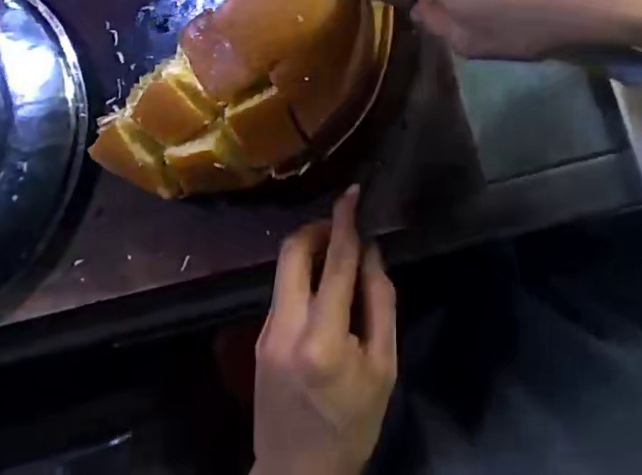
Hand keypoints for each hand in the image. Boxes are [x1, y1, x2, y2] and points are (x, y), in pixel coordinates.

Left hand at [253, 187, 395, 474]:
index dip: (344, 223)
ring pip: (284, 267)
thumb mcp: (383, 372)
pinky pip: (282, 289)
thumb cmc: (352, 426)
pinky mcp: (258, 333)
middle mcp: (285, 324)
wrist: (298, 471)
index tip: (352, 194)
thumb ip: (379, 307)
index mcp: (321, 338)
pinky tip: (323, 290)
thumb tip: (371, 254)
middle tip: (343, 226)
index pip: (333, 264)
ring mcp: (265, 327)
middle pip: (292, 250)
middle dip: (317, 228)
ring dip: (310, 251)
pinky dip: (303, 276)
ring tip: (338, 256)